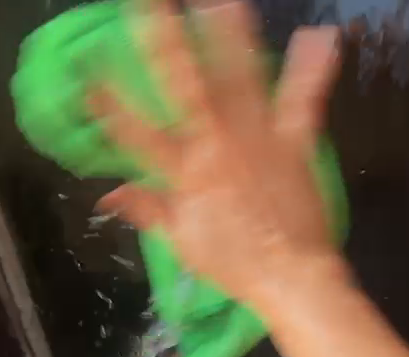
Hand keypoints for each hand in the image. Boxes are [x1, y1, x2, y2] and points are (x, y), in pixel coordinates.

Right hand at [91, 0, 345, 311]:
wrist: (291, 277)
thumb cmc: (236, 266)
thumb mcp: (184, 244)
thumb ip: (149, 210)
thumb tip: (109, 195)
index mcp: (185, 172)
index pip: (136, 132)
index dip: (109, 102)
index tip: (88, 70)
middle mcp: (216, 144)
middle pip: (183, 84)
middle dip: (162, 39)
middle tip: (148, 3)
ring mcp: (256, 138)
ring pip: (238, 76)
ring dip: (227, 34)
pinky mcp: (294, 142)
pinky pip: (304, 98)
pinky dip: (312, 68)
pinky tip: (320, 36)